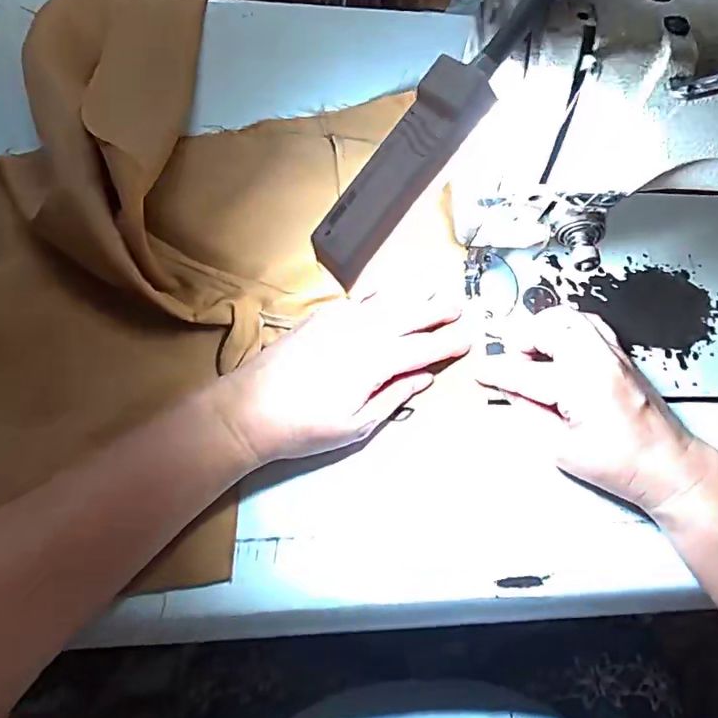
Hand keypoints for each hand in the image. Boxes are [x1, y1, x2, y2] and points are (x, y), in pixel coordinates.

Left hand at [206, 290, 470, 465]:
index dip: (450, 343)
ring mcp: (341, 319)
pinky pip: (362, 298)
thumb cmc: (304, 427)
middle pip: (410, 314)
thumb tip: (423, 378)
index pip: (424, 347)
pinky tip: (389, 292)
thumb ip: (394, 396)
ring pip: (388, 300)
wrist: (248, 408)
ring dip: (413, 295)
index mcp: (377, 361)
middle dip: (437, 310)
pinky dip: (382, 294)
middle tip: (459, 306)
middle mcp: (363, 331)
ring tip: (432, 290)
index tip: (469, 337)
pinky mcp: (322, 316)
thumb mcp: (356, 425)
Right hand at [472, 306, 717, 516]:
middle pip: (547, 327)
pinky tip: (560, 349)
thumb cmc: (623, 466)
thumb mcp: (561, 449)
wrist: (669, 465)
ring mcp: (612, 353)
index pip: (525, 371)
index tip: (483, 372)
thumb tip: (510, 392)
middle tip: (514, 363)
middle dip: (522, 341)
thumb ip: (530, 414)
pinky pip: (588, 324)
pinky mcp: (621, 354)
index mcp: (580, 384)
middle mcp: (598, 359)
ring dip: (544, 330)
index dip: (498, 372)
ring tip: (535, 354)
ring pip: (568, 318)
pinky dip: (566, 329)